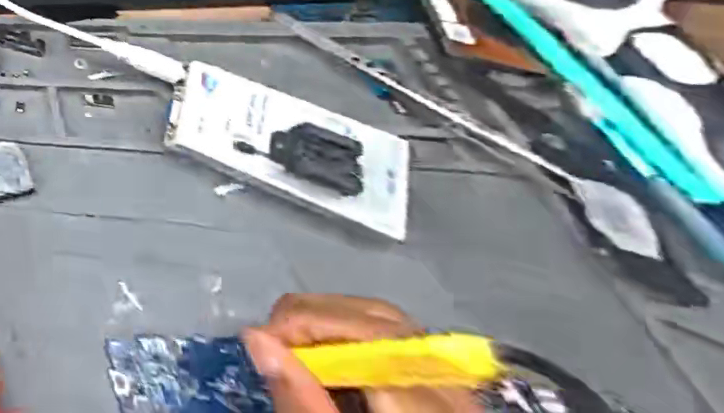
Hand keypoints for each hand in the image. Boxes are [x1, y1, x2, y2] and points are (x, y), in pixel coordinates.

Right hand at [240, 294, 481, 412]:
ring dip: (337, 328)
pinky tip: (334, 372)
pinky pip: (408, 356)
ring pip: (398, 332)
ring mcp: (467, 406)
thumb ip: (302, 406)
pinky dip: (361, 348)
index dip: (310, 324)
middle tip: (276, 341)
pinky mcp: (458, 408)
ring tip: (299, 353)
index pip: (374, 341)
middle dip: (320, 319)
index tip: (264, 340)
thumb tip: (256, 337)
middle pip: (388, 326)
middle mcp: (460, 406)